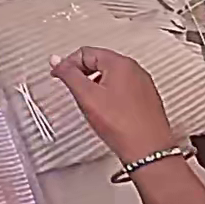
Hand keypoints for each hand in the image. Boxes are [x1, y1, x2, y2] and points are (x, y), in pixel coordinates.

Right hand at [51, 47, 177, 160]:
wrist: (147, 151)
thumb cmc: (122, 125)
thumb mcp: (86, 95)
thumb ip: (68, 74)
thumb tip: (57, 61)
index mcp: (121, 64)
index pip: (86, 52)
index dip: (68, 64)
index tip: (59, 75)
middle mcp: (135, 70)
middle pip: (99, 61)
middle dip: (81, 72)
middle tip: (71, 87)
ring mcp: (143, 84)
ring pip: (110, 75)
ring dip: (95, 84)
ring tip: (88, 101)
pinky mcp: (146, 98)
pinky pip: (121, 88)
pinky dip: (108, 94)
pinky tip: (105, 110)